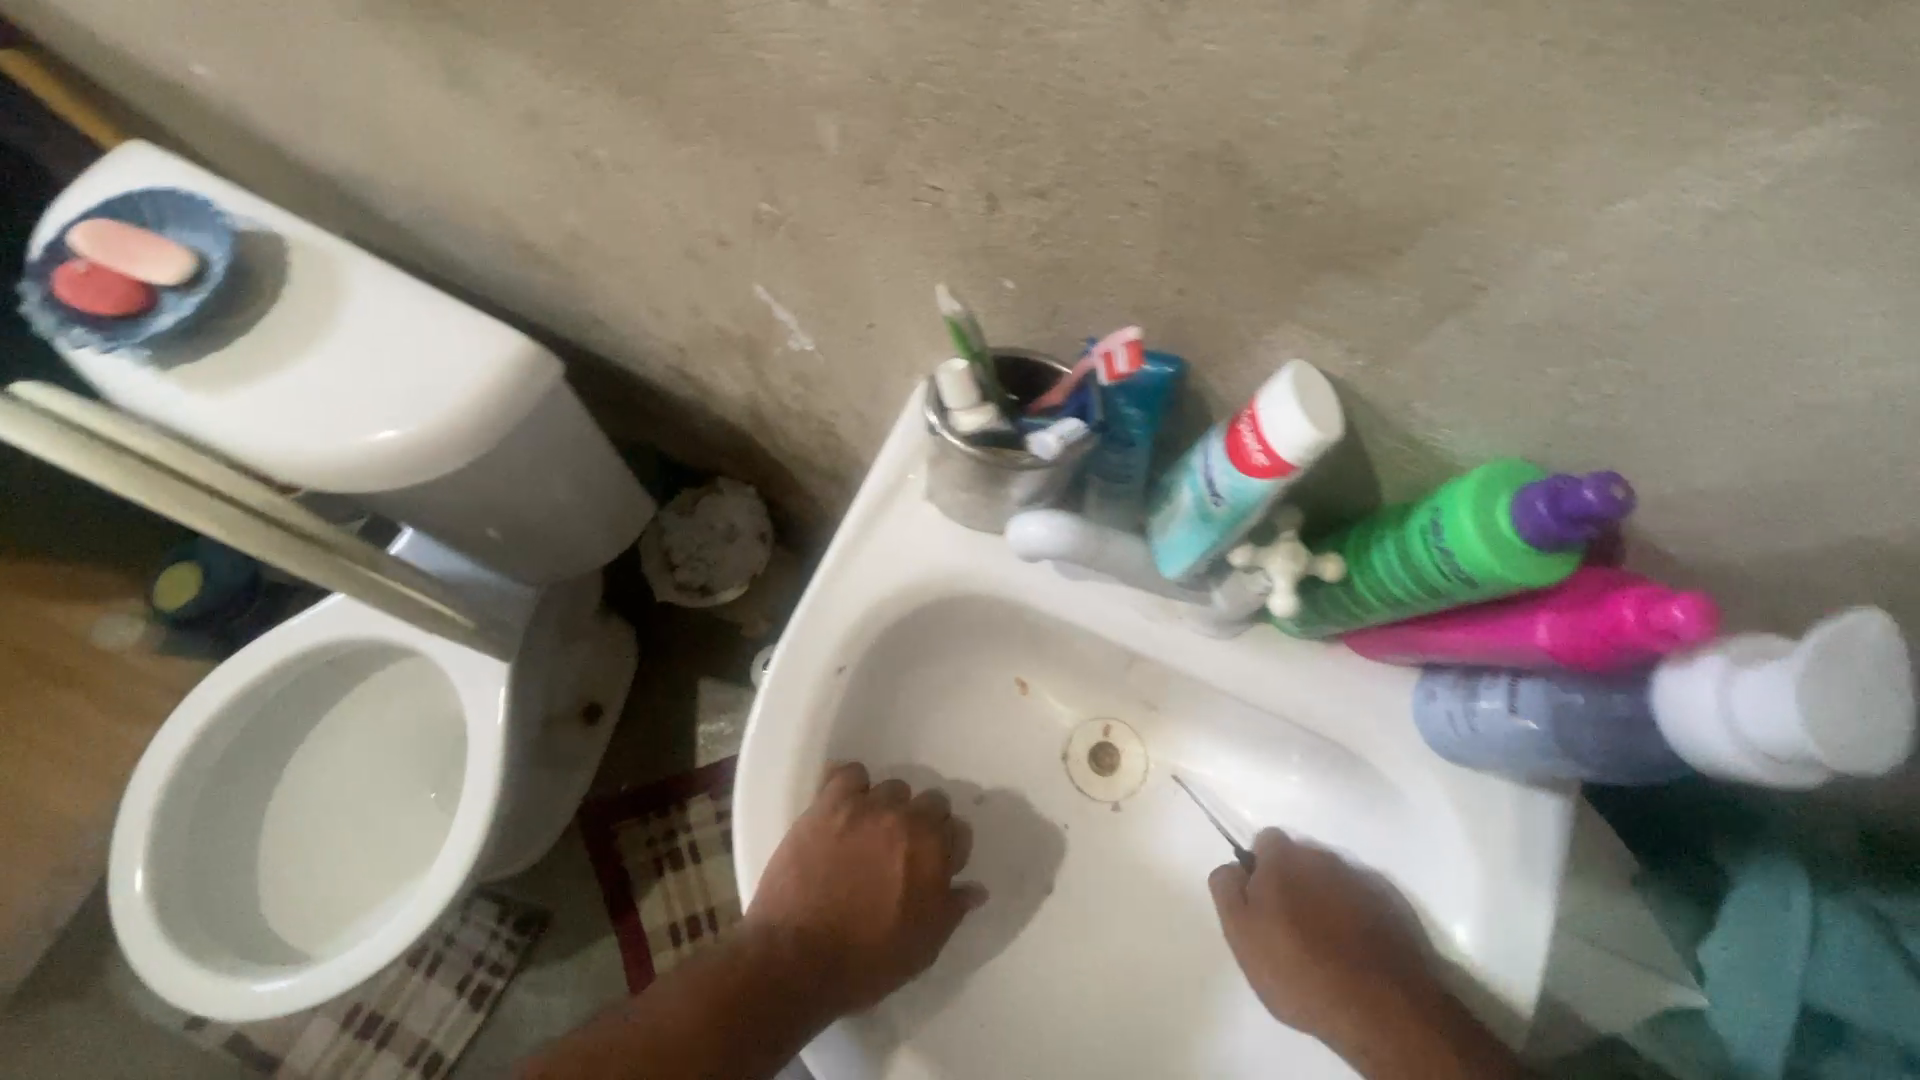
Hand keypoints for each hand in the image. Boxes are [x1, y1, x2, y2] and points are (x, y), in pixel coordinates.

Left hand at [746, 763, 984, 1015]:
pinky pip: (848, 774)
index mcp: (935, 852)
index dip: (947, 851)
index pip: (958, 830)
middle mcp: (906, 820)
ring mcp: (866, 808)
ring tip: (869, 835)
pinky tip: (844, 810)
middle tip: (902, 853)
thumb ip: (951, 910)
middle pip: (930, 802)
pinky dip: (851, 786)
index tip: (933, 868)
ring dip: (888, 809)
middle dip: (923, 825)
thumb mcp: (922, 948)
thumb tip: (974, 889)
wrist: (795, 959)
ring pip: (892, 789)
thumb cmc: (866, 962)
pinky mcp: (827, 805)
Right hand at [1208, 828, 1443, 1048]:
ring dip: (1326, 899)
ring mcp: (1366, 881)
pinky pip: (1365, 901)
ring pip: (1334, 880)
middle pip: (1301, 859)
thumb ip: (1227, 889)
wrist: (1386, 1012)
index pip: (1265, 840)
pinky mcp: (1397, 907)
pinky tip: (1357, 954)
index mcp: (1285, 858)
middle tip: (1290, 929)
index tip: (1261, 905)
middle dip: (1293, 883)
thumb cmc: (1301, 973)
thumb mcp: (1241, 935)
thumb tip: (1234, 868)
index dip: (1259, 869)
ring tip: (1327, 946)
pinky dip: (1357, 917)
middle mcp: (1326, 858)